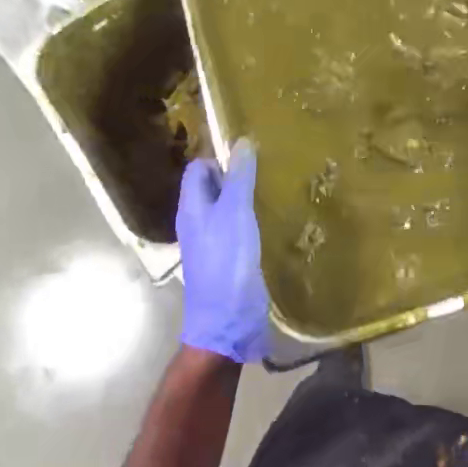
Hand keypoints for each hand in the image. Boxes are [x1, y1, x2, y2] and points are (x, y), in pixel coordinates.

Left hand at [175, 139, 270, 362]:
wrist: (227, 325)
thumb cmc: (227, 265)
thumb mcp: (235, 215)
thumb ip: (239, 179)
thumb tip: (242, 141)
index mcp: (192, 208)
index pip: (197, 169)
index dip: (219, 157)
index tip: (249, 153)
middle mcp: (198, 223)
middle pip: (213, 188)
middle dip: (236, 175)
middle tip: (268, 168)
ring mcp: (213, 244)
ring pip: (227, 210)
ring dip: (246, 199)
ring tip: (275, 189)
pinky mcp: (230, 262)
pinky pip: (238, 231)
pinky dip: (252, 221)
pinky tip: (273, 221)